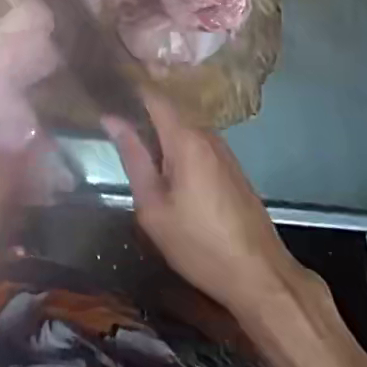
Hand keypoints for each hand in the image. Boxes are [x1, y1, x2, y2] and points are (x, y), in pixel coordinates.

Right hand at [104, 88, 303, 311]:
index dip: (129, 86)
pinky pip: (195, 143)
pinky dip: (174, 144)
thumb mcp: (153, 206)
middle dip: (139, 109)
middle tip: (108, 118)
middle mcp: (207, 137)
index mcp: (186, 140)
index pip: (154, 96)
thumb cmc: (199, 244)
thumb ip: (133, 157)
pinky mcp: (232, 169)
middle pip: (168, 109)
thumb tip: (111, 119)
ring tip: (128, 138)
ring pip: (183, 127)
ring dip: (157, 129)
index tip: (104, 86)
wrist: (262, 279)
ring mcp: (224, 152)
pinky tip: (159, 162)